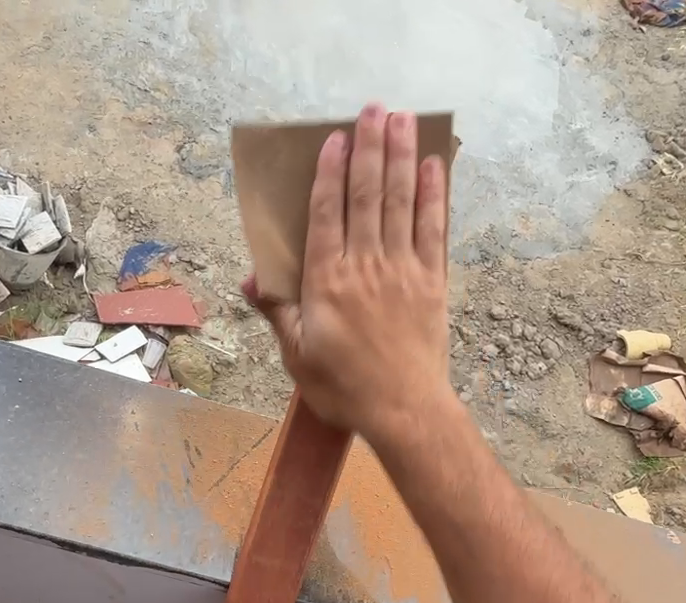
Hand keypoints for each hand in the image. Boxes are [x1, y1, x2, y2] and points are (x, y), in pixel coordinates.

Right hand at [245, 102, 452, 443]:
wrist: (403, 410)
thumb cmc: (343, 388)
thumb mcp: (297, 356)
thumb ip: (277, 312)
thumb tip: (251, 278)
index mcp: (328, 282)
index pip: (328, 213)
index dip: (331, 172)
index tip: (336, 138)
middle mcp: (366, 266)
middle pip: (368, 195)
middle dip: (371, 148)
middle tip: (375, 109)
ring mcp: (403, 271)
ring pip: (401, 202)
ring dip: (403, 157)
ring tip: (405, 119)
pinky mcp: (432, 283)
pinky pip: (433, 229)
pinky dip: (434, 196)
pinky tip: (435, 167)